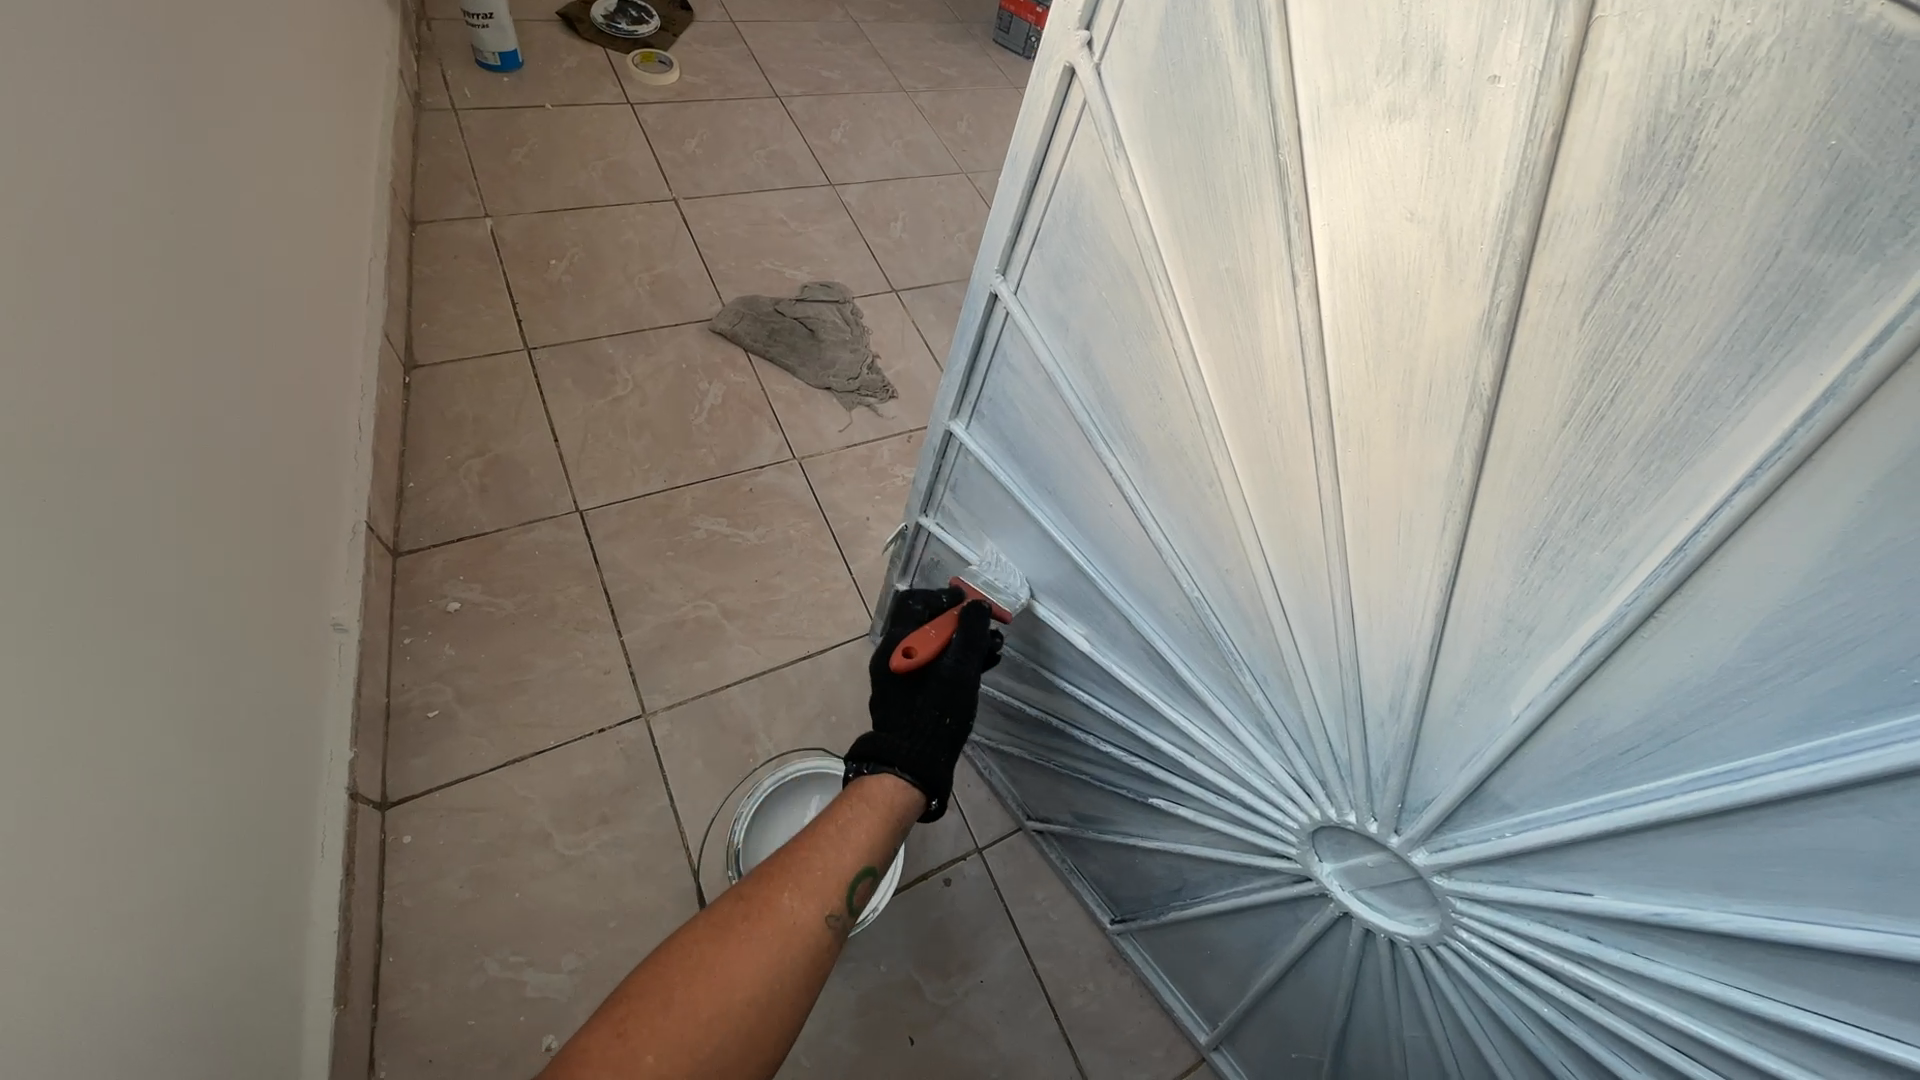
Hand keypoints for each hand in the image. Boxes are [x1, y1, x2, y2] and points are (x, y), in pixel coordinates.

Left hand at [845, 586, 1003, 821]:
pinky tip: (986, 665)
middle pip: (928, 623)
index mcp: (898, 642)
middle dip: (962, 622)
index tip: (972, 602)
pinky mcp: (911, 694)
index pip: (917, 601)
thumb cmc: (935, 713)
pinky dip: (957, 662)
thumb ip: (969, 633)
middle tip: (989, 626)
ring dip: (964, 642)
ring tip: (996, 647)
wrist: (913, 763)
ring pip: (935, 646)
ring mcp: (901, 675)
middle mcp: (894, 654)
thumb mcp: (959, 670)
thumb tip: (976, 605)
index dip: (945, 596)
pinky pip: (935, 667)